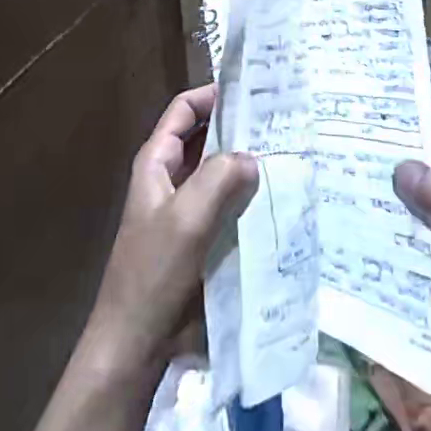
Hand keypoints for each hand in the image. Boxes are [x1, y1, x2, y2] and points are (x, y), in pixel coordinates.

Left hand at [86, 84, 258, 363]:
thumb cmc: (154, 272)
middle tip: (285, 122)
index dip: (213, 95)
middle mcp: (172, 179)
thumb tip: (251, 156)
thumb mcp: (185, 218)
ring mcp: (187, 210)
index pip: (184, 111)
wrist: (137, 339)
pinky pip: (230, 207)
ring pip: (221, 175)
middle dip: (239, 130)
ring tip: (293, 156)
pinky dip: (251, 200)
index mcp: (157, 162)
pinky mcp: (203, 238)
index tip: (254, 90)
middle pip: (206, 140)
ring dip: (249, 166)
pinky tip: (283, 201)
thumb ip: (217, 180)